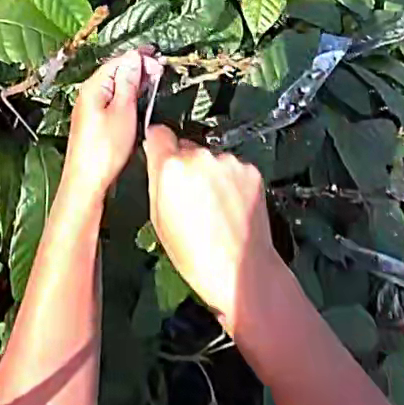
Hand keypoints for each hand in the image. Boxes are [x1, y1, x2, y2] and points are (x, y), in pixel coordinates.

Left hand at [62, 50, 153, 196]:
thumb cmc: (102, 150)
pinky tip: (138, 99)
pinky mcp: (94, 121)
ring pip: (115, 86)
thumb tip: (133, 60)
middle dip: (137, 67)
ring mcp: (90, 107)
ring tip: (152, 79)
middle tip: (158, 68)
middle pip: (115, 72)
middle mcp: (88, 94)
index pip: (117, 61)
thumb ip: (128, 83)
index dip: (139, 57)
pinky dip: (127, 95)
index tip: (156, 57)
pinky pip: (113, 99)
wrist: (87, 180)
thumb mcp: (123, 111)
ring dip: (133, 81)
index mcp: (92, 87)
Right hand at [142, 123, 284, 333]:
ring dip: (209, 173)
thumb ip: (154, 178)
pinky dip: (230, 181)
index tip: (160, 152)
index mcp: (170, 167)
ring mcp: (227, 163)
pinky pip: (232, 167)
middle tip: (189, 196)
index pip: (158, 132)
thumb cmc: (198, 255)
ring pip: (209, 158)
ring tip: (213, 207)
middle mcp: (199, 157)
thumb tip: (153, 155)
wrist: (242, 272)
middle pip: (185, 147)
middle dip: (184, 165)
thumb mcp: (157, 218)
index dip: (158, 145)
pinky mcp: (249, 170)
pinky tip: (229, 206)